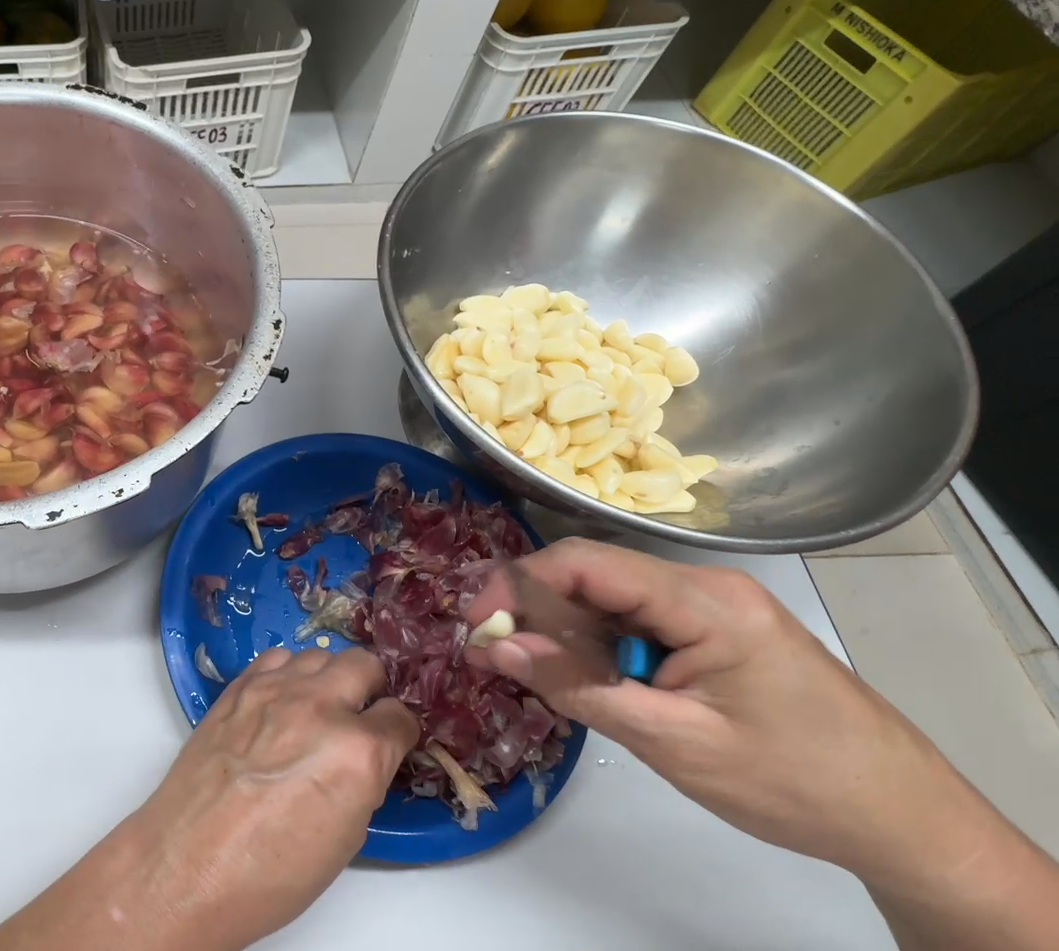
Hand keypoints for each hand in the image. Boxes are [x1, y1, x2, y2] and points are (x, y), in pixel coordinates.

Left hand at [126, 646, 420, 950]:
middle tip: (360, 715)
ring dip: (326, 677)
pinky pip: (274, 659)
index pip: (400, 717)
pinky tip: (281, 702)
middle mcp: (319, 708)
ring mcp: (273, 692)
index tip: (391, 741)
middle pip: (363, 664)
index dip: (398, 732)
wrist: (192, 863)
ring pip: (318, 655)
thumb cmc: (273, 873)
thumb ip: (365, 779)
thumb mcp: (347, 837)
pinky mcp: (237, 688)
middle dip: (370, 688)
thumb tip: (366, 757)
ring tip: (318, 708)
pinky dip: (286, 674)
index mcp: (358, 751)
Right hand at [463, 538, 1058, 950]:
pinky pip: (634, 618)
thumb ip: (579, 688)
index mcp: (705, 602)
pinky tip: (583, 677)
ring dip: (561, 630)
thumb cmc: (794, 783)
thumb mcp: (674, 742)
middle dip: (532, 610)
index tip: (476, 628)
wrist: (905, 820)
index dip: (518, 585)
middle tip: (491, 657)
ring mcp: (712, 606)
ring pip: (607, 596)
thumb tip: (494, 646)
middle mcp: (706, 586)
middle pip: (591, 574)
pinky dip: (595, 643)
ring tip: (530, 673)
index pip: (584, 562)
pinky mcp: (713, 629)